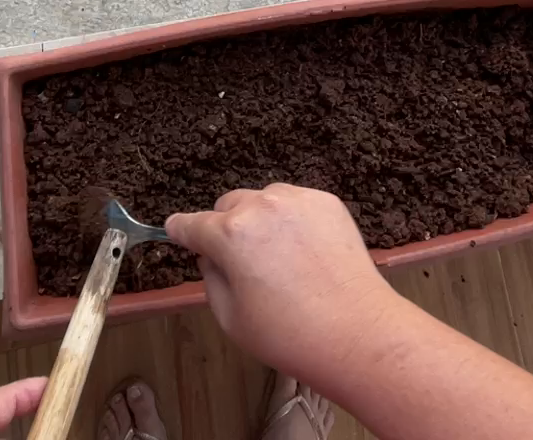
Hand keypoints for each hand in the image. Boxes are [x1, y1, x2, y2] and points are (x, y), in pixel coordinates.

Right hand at [164, 183, 407, 383]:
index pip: (192, 224)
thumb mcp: (230, 317)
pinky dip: (291, 219)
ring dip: (260, 219)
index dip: (181, 229)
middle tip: (240, 259)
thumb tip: (211, 254)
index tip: (176, 229)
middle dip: (225, 226)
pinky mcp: (326, 200)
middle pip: (228, 205)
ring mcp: (297, 198)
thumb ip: (211, 276)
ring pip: (263, 200)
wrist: (356, 331)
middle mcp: (261, 205)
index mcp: (231, 234)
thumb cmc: (288, 333)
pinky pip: (295, 203)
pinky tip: (305, 252)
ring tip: (278, 258)